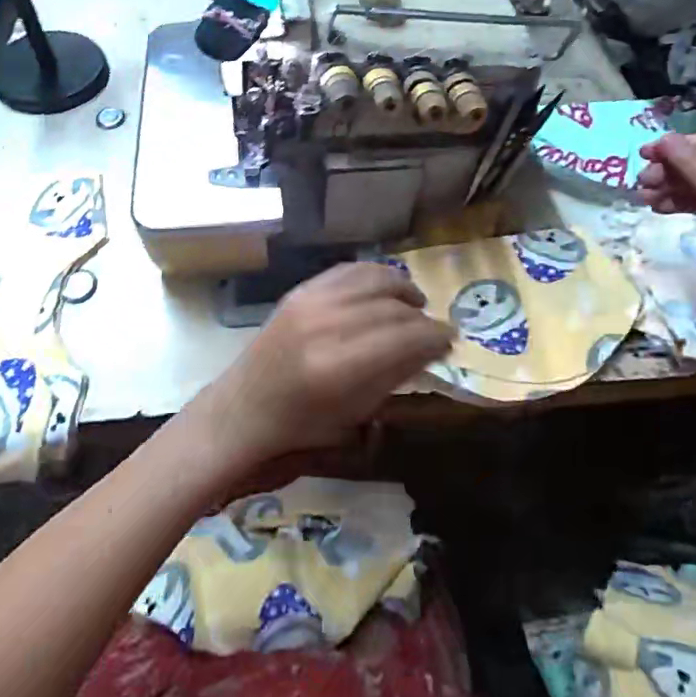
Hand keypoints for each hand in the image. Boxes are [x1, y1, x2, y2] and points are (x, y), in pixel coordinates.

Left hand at [187, 263, 454, 469]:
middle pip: (392, 306)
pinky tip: (386, 288)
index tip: (451, 340)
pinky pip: (348, 270)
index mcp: (339, 365)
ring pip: (373, 278)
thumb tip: (434, 347)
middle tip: (435, 330)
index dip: (435, 335)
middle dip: (422, 317)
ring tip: (416, 303)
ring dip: (402, 288)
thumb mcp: (357, 411)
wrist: (244, 409)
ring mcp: (309, 301)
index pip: (405, 335)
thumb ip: (397, 373)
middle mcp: (325, 323)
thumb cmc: (301, 426)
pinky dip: (374, 275)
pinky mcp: (300, 290)